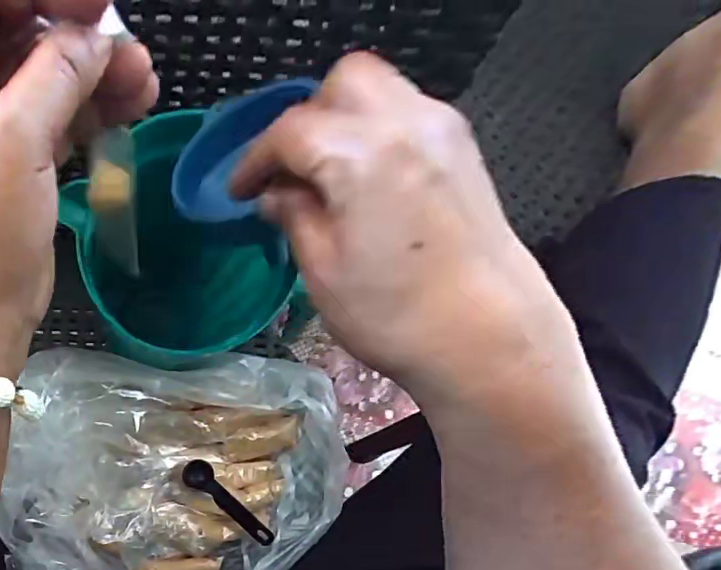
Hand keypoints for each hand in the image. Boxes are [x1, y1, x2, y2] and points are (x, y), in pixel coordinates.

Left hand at [0, 0, 156, 370]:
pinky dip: (93, 105)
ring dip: (94, 68)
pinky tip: (134, 100)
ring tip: (142, 77)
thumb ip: (58, 69)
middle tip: (122, 37)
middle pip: (10, 20)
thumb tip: (99, 33)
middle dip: (71, 27)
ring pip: (41, 66)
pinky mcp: (14, 153)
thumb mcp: (15, 136)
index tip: (93, 1)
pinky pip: (56, 108)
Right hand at [228, 54, 577, 408]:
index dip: (255, 159)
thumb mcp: (323, 272)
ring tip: (318, 179)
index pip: (292, 130)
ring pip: (378, 92)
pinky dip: (372, 135)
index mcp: (361, 154)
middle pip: (342, 84)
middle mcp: (406, 122)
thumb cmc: (391, 314)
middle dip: (303, 122)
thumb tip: (276, 193)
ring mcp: (441, 130)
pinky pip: (405, 115)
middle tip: (282, 174)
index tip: (237, 192)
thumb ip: (295, 217)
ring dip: (339, 124)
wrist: (482, 334)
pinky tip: (357, 183)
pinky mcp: (460, 151)